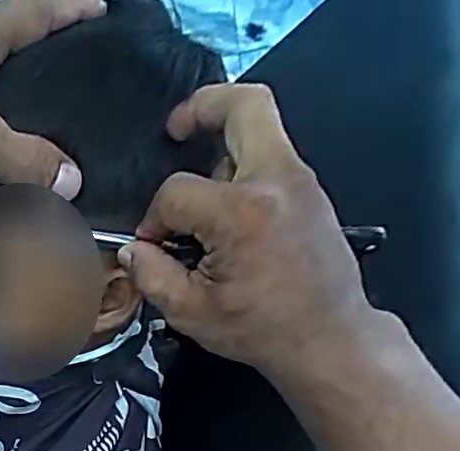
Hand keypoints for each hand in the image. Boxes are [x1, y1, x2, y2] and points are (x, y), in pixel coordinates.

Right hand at [117, 85, 386, 379]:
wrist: (326, 337)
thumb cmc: (261, 329)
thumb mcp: (191, 313)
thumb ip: (153, 276)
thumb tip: (132, 251)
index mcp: (241, 213)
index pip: (177, 192)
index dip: (154, 219)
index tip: (153, 246)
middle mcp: (276, 180)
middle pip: (243, 104)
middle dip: (204, 106)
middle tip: (177, 128)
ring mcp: (300, 180)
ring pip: (260, 127)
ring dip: (224, 145)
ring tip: (203, 188)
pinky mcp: (310, 191)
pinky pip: (272, 156)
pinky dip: (244, 167)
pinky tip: (227, 209)